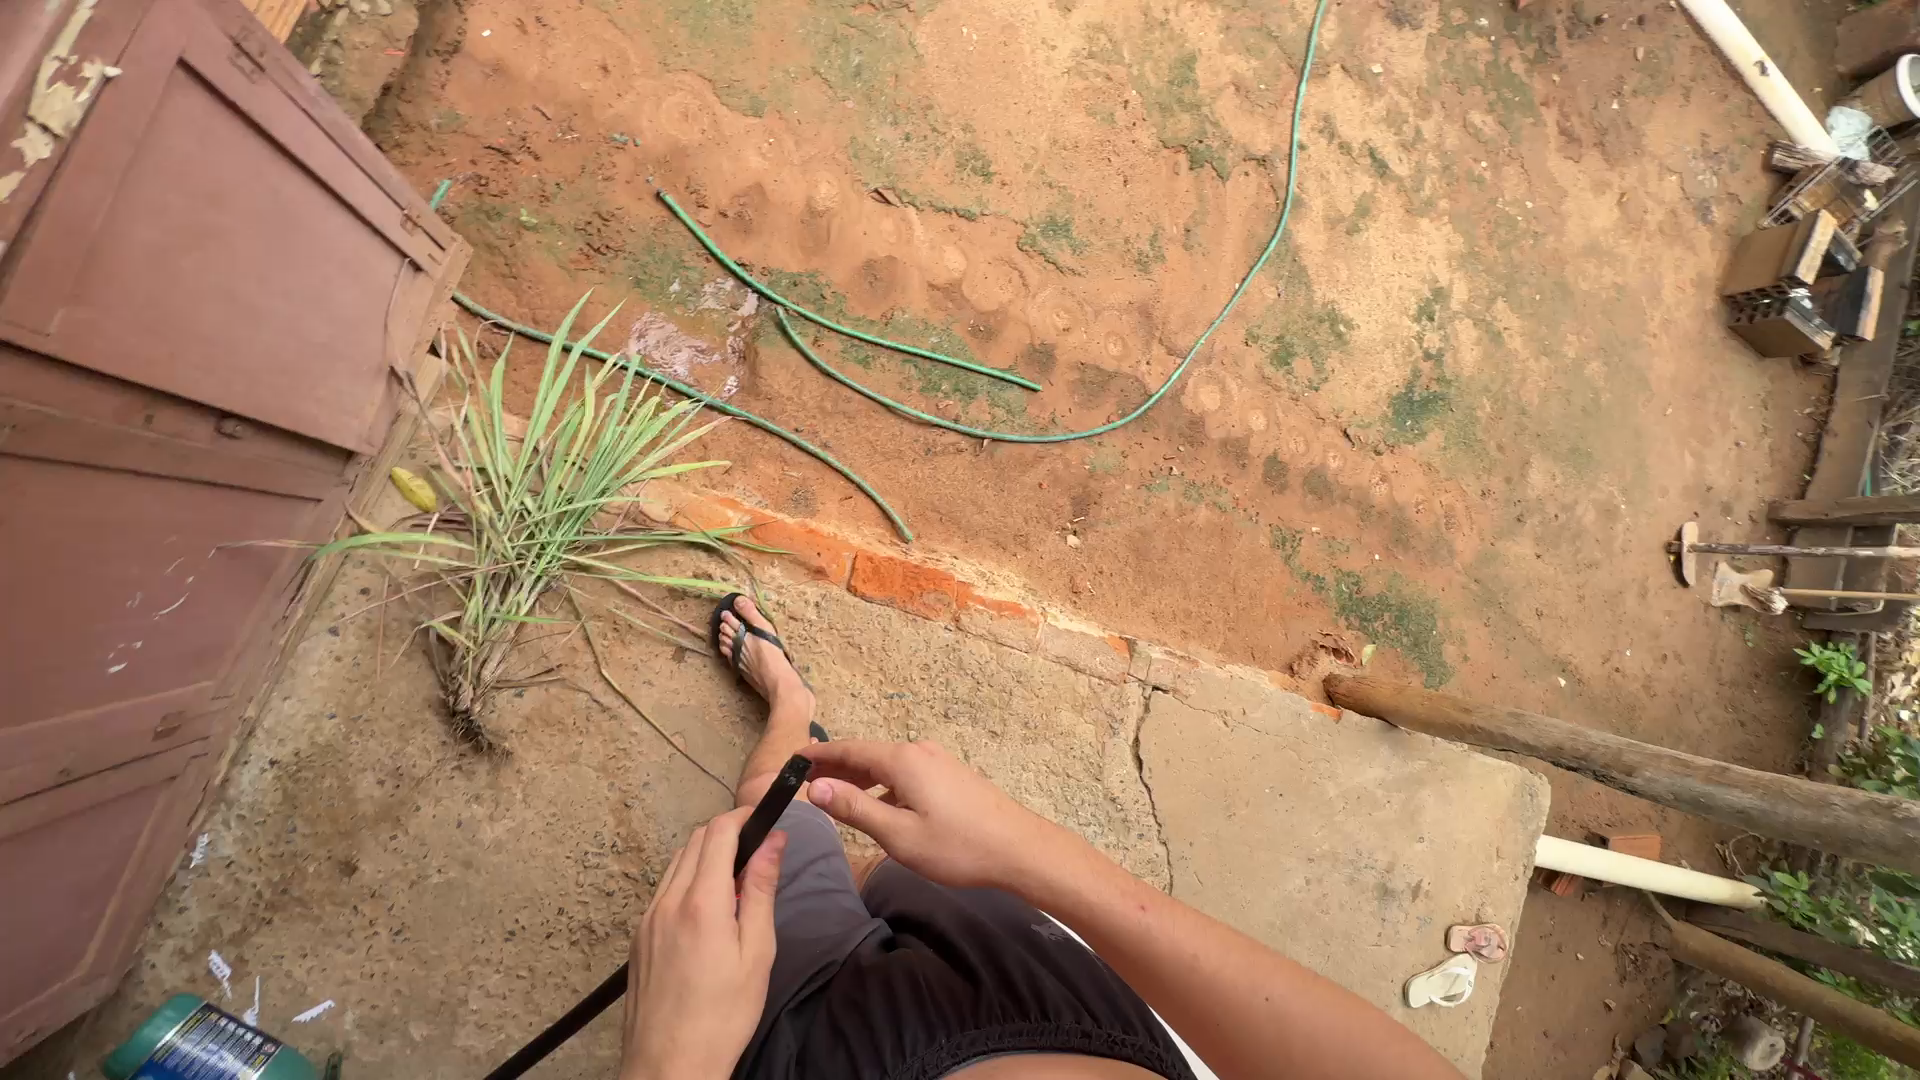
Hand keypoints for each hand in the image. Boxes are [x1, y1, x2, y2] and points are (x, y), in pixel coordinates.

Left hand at [620, 807, 784, 1079]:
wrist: (669, 1069)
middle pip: (696, 840)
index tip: (765, 817)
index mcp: (701, 902)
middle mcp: (668, 901)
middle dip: (727, 832)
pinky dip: (689, 878)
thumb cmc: (724, 1014)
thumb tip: (775, 840)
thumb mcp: (757, 950)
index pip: (718, 831)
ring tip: (736, 882)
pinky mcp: (639, 937)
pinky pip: (665, 888)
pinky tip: (709, 908)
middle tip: (757, 851)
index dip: (743, 815)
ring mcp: (648, 919)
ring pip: (678, 861)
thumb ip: (762, 888)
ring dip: (707, 854)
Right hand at [801, 740, 1084, 892]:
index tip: (792, 759)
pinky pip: (905, 772)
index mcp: (903, 760)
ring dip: (860, 776)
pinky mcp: (949, 774)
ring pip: (887, 764)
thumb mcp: (898, 834)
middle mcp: (918, 751)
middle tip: (805, 780)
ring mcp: (937, 760)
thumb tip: (816, 788)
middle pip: (867, 753)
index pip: (849, 749)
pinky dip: (883, 784)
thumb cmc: (957, 846)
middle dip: (836, 765)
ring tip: (835, 794)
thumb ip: (855, 809)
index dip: (819, 754)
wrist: (1018, 848)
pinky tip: (879, 805)